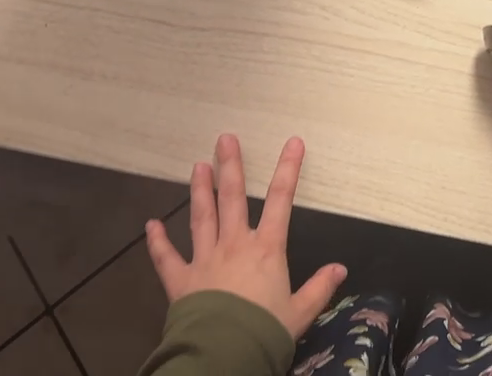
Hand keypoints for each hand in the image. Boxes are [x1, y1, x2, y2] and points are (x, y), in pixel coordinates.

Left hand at [146, 134, 347, 339]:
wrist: (222, 356)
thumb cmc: (264, 332)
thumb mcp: (300, 313)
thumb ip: (319, 288)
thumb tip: (341, 269)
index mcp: (267, 249)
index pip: (281, 200)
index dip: (288, 169)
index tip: (293, 142)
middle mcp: (235, 245)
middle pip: (233, 198)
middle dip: (231, 166)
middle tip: (225, 138)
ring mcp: (205, 260)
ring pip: (202, 217)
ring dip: (200, 190)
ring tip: (198, 165)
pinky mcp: (181, 282)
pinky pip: (166, 258)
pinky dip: (157, 241)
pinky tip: (150, 225)